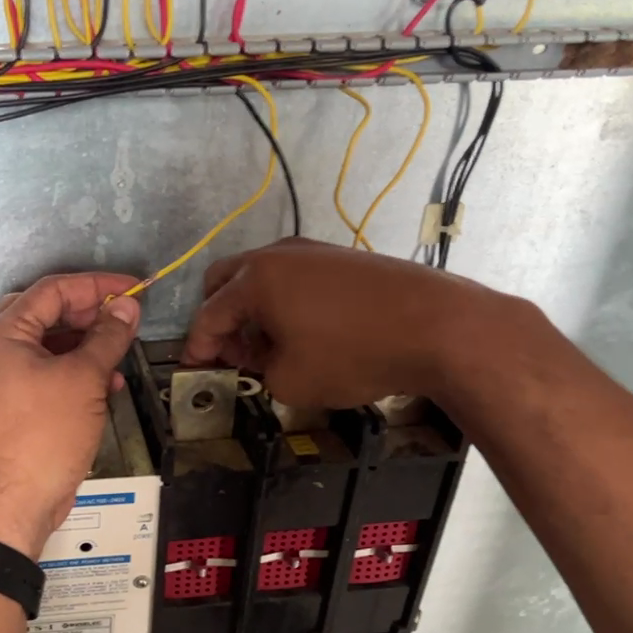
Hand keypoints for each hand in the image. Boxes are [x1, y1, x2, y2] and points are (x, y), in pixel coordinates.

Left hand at [0, 273, 142, 559]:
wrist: (10, 505)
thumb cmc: (41, 437)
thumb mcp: (83, 380)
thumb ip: (106, 338)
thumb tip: (126, 307)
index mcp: (4, 334)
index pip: (52, 290)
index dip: (96, 285)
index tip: (133, 289)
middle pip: (46, 315)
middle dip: (88, 314)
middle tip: (123, 319)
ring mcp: (3, 382)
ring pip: (49, 348)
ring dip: (85, 347)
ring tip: (119, 354)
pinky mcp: (14, 409)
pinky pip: (47, 377)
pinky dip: (75, 375)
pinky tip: (105, 387)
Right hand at [180, 238, 520, 408]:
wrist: (437, 327)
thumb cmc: (353, 355)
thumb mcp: (291, 381)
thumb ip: (259, 370)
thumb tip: (258, 356)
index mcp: (255, 280)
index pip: (208, 315)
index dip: (197, 346)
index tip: (194, 367)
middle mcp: (278, 255)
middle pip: (226, 281)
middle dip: (219, 317)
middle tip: (230, 352)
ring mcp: (314, 251)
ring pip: (262, 276)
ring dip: (253, 309)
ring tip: (268, 347)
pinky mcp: (344, 259)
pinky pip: (294, 277)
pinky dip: (284, 302)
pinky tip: (304, 332)